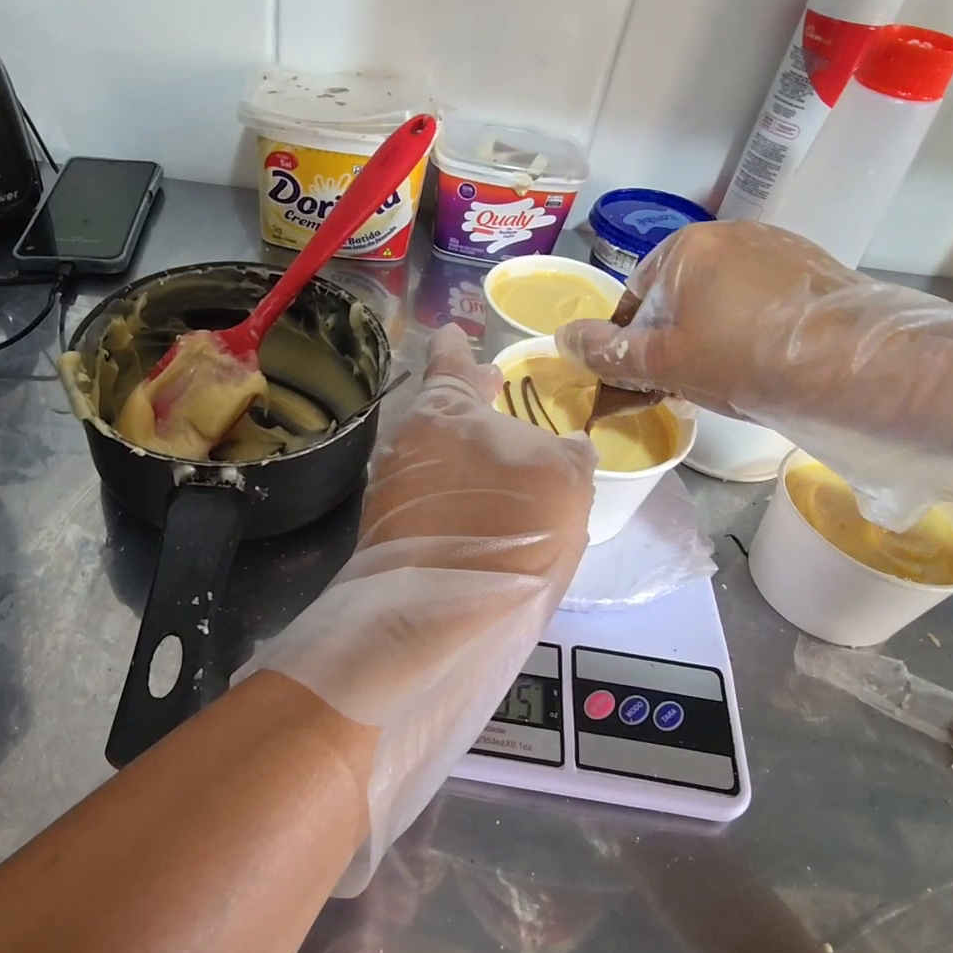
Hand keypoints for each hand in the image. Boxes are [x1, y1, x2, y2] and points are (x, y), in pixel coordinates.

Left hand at [237, 325, 595, 893]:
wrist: (436, 617)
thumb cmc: (509, 529)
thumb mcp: (565, 482)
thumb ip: (566, 452)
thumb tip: (566, 445)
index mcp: (444, 409)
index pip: (447, 358)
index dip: (456, 346)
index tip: (456, 335)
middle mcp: (406, 439)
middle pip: (436, 407)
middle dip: (464, 402)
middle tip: (491, 394)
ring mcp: (389, 488)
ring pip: (428, 453)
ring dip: (457, 449)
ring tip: (492, 459)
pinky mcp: (386, 532)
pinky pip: (423, 493)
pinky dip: (447, 489)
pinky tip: (473, 509)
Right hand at [557, 221, 952, 528]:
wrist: (867, 365)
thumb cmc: (749, 360)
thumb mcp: (665, 364)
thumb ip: (608, 351)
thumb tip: (561, 338)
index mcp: (684, 248)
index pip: (633, 300)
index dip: (631, 346)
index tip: (646, 383)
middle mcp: (728, 233)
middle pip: (677, 297)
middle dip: (674, 340)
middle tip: (691, 384)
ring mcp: (777, 246)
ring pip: (719, 300)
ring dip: (712, 336)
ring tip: (734, 379)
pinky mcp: (814, 268)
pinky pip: (760, 300)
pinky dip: (752, 329)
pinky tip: (769, 363)